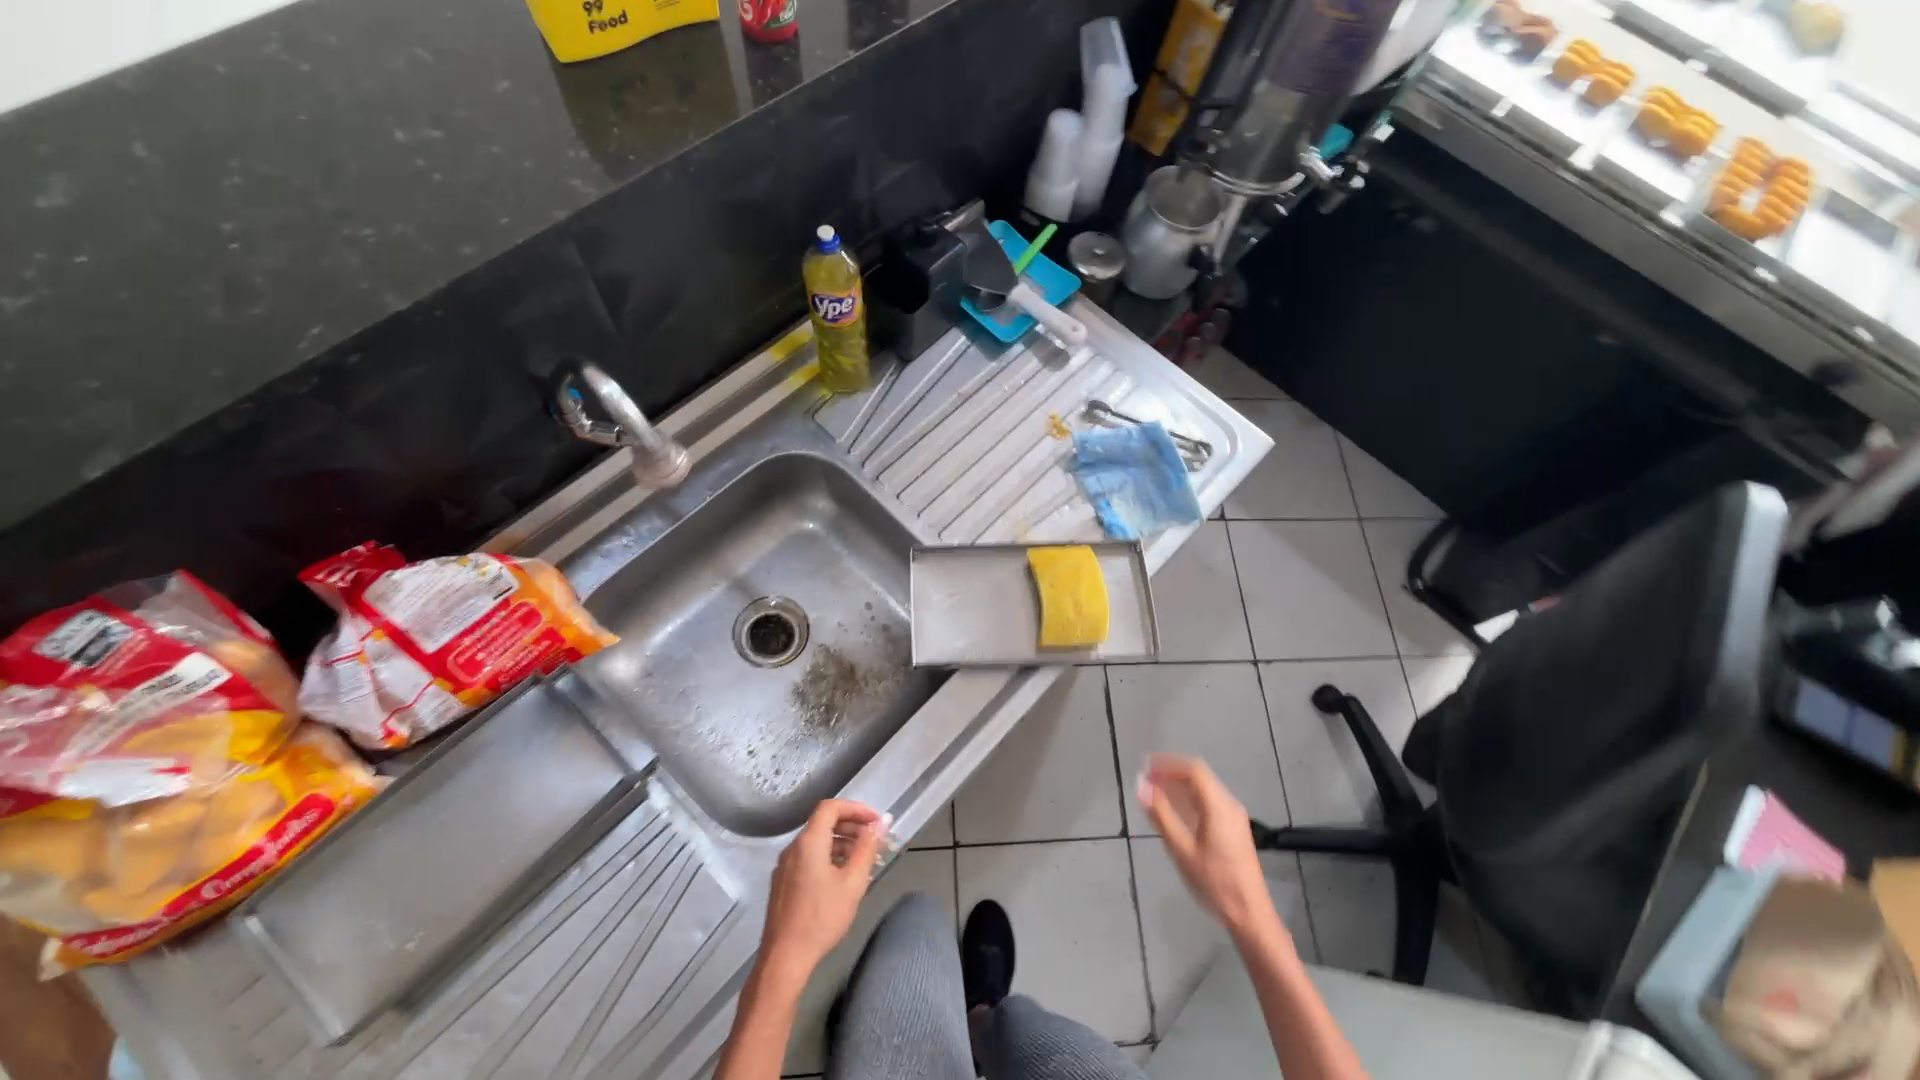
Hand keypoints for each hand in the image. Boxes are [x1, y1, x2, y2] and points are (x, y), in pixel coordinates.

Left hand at [760, 799, 887, 978]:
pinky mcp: (784, 882)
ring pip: (816, 842)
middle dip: (852, 826)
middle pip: (823, 822)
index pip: (831, 807)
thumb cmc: (822, 918)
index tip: (877, 822)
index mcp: (808, 842)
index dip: (856, 809)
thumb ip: (867, 848)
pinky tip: (843, 877)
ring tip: (865, 861)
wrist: (785, 957)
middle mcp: (793, 848)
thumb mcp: (852, 883)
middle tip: (875, 841)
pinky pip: (809, 858)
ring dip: (842, 843)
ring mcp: (785, 866)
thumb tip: (881, 823)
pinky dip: (829, 857)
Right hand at [1138, 755, 1286, 944]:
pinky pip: (1209, 803)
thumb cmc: (1214, 882)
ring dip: (1179, 787)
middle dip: (1171, 774)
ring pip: (1204, 790)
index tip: (1144, 768)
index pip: (1193, 770)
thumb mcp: (1182, 849)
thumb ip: (1161, 816)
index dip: (1168, 764)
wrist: (1249, 912)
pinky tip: (1174, 812)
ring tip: (1154, 793)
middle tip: (1145, 781)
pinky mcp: (1233, 829)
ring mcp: (1234, 817)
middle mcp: (1229, 805)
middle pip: (1200, 777)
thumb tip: (1141, 787)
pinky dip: (1189, 800)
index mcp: (1218, 806)